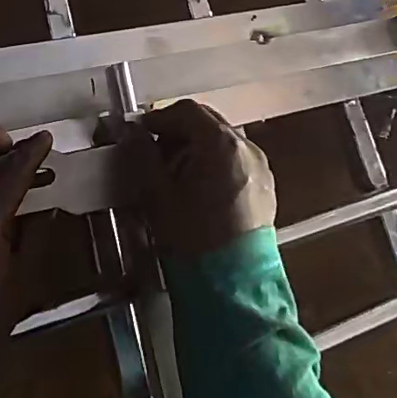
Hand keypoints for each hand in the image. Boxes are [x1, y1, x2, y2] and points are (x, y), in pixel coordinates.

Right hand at [138, 99, 275, 255]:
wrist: (232, 287)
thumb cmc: (193, 239)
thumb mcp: (157, 193)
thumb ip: (142, 155)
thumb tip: (132, 134)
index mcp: (221, 145)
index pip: (186, 111)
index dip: (159, 117)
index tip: (140, 131)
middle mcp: (246, 150)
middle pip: (207, 121)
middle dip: (177, 130)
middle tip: (152, 149)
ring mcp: (260, 169)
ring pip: (221, 140)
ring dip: (194, 146)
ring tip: (171, 172)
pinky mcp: (264, 189)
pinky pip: (234, 160)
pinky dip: (212, 162)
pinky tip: (194, 186)